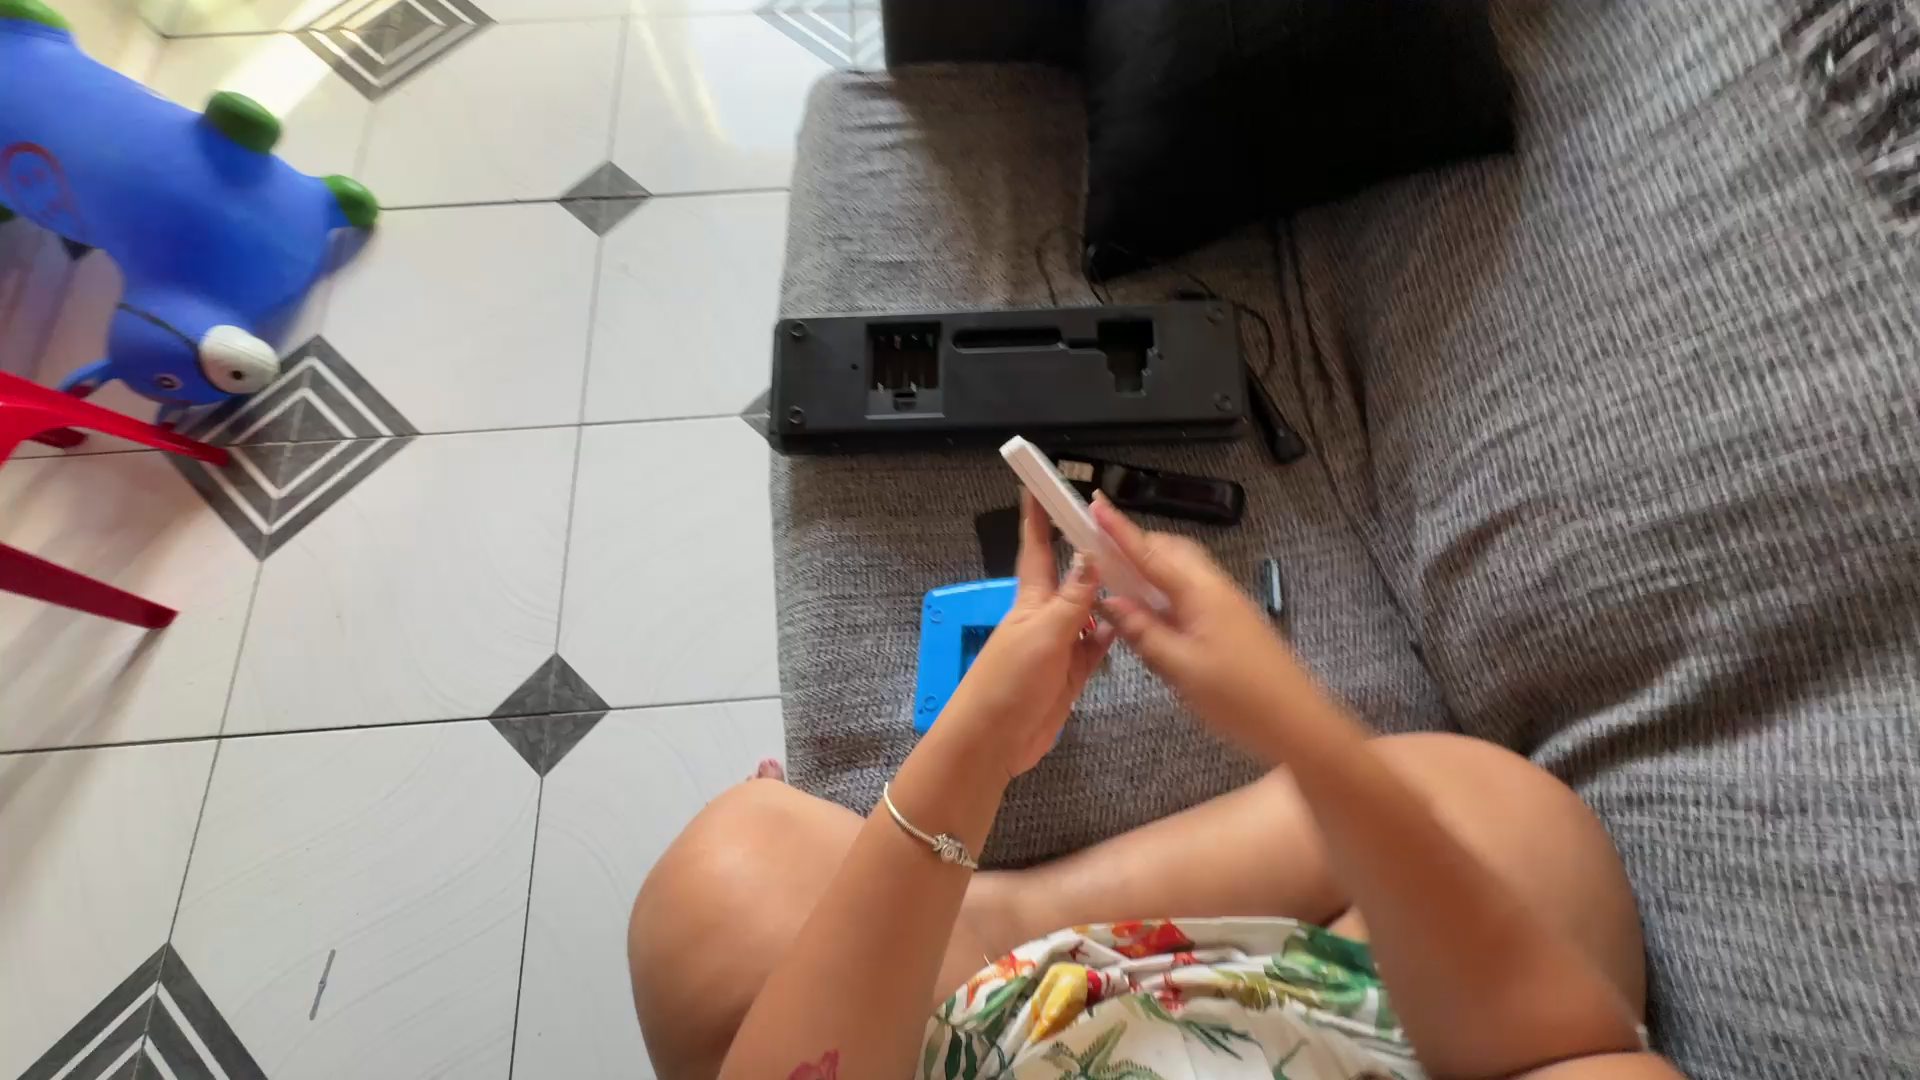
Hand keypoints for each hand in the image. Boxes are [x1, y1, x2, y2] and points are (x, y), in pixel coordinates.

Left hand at [935, 492, 1115, 778]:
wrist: (995, 740)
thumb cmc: (1010, 680)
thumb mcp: (1044, 633)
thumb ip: (1073, 598)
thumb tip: (1091, 555)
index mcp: (1029, 599)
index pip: (1035, 548)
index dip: (1036, 518)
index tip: (1039, 486)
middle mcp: (1045, 616)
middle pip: (1069, 577)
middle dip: (1084, 551)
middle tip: (1113, 529)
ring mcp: (1059, 644)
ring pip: (1089, 610)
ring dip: (1107, 593)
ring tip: (1136, 572)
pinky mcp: (1071, 672)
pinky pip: (1096, 645)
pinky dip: (1112, 633)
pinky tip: (1131, 621)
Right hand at [1091, 495, 1305, 753]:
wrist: (1300, 724)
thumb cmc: (1239, 698)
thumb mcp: (1179, 669)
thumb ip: (1142, 632)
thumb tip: (1110, 601)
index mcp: (1199, 594)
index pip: (1150, 553)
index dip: (1119, 529)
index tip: (1096, 504)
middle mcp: (1214, 588)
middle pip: (1170, 551)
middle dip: (1135, 543)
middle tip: (1101, 550)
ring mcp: (1226, 603)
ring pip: (1181, 570)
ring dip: (1149, 567)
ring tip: (1119, 580)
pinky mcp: (1230, 621)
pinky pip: (1190, 591)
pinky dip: (1164, 589)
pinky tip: (1150, 612)